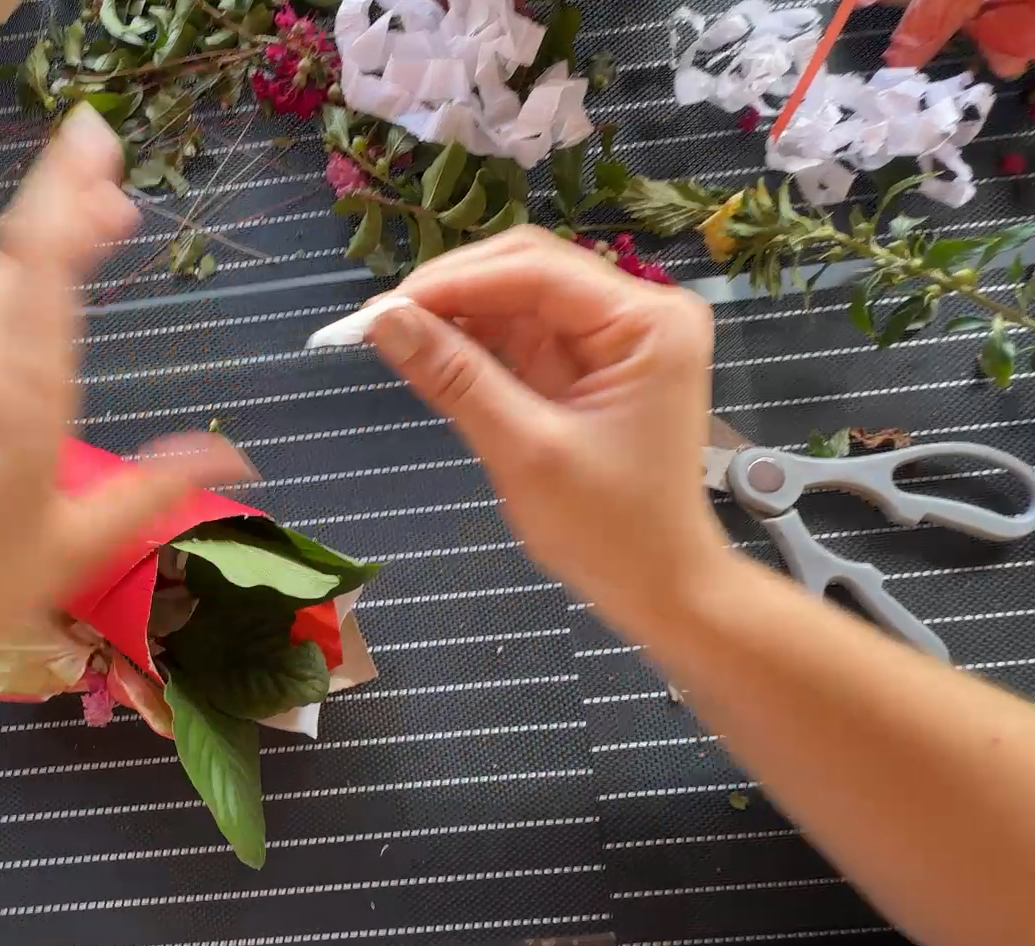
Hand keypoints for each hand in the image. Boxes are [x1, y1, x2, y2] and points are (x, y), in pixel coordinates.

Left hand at [0, 109, 250, 768]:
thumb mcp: (77, 545)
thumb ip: (158, 486)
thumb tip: (238, 457)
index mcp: (19, 395)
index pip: (44, 260)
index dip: (70, 189)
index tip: (96, 140)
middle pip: (9, 254)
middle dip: (61, 216)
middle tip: (112, 210)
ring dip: (22, 259)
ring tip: (69, 259)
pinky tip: (2, 325)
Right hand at [364, 227, 726, 630]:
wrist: (654, 584)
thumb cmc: (604, 527)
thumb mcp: (524, 450)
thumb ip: (456, 379)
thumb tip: (385, 323)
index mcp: (644, 323)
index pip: (535, 272)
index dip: (452, 282)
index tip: (380, 310)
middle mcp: (633, 315)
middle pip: (527, 272)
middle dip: (452, 292)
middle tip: (381, 322)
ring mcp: (608, 341)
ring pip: (517, 301)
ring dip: (456, 316)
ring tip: (395, 335)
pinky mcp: (582, 368)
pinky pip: (518, 338)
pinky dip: (472, 344)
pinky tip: (432, 352)